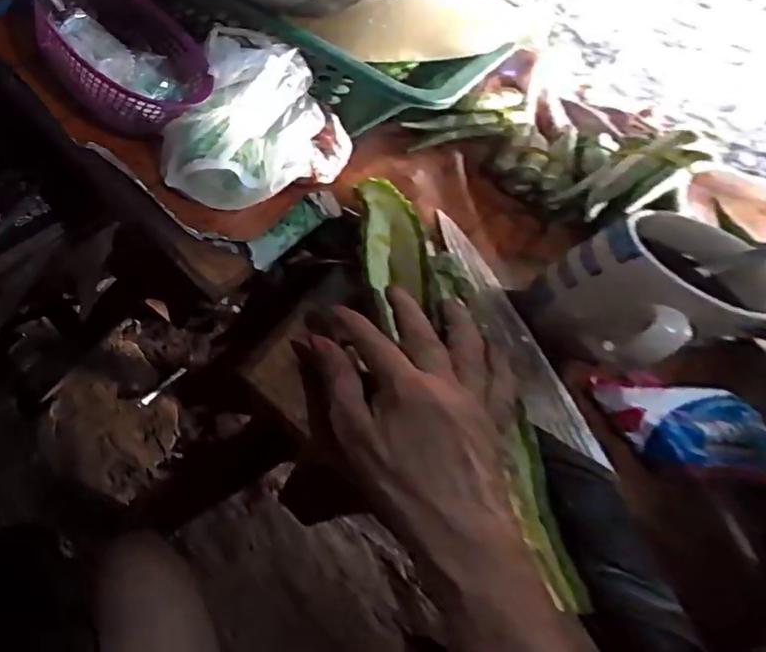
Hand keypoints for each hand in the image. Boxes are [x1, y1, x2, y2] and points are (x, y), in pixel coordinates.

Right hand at [301, 288, 529, 601]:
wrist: (462, 531)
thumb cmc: (395, 479)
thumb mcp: (351, 430)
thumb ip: (337, 380)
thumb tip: (318, 340)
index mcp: (405, 384)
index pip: (371, 338)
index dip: (347, 320)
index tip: (328, 309)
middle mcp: (444, 383)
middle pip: (425, 336)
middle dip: (406, 309)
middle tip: (395, 288)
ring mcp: (476, 402)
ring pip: (472, 352)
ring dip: (460, 323)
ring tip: (453, 302)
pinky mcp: (495, 422)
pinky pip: (502, 381)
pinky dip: (498, 359)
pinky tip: (496, 349)